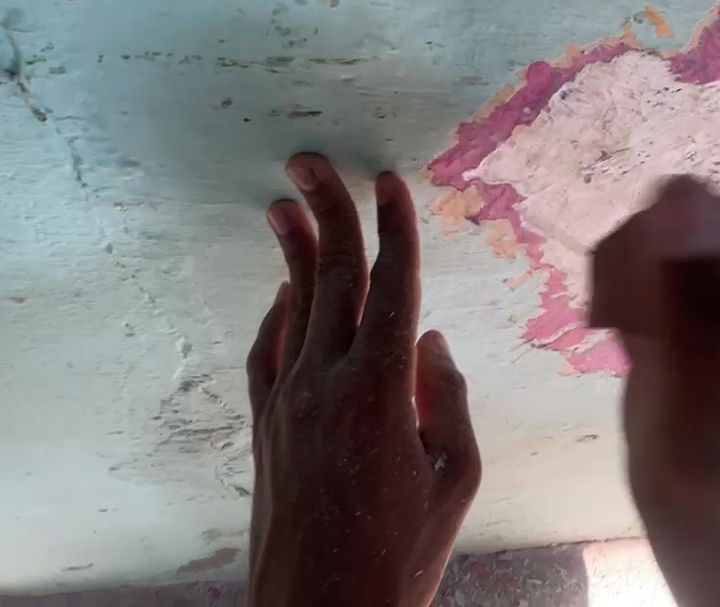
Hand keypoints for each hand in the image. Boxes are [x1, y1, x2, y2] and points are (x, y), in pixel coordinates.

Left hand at [246, 154, 481, 606]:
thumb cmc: (397, 557)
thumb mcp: (455, 479)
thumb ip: (446, 398)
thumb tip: (430, 341)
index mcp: (380, 389)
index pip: (393, 284)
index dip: (395, 228)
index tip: (390, 182)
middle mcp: (325, 380)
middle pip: (332, 274)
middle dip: (329, 210)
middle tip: (313, 161)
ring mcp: (286, 400)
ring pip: (293, 302)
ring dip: (293, 248)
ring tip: (285, 203)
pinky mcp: (264, 423)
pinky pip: (267, 348)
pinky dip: (277, 308)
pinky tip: (283, 288)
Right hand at [588, 178, 719, 606]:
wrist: (707, 516)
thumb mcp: (705, 421)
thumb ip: (696, 307)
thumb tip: (680, 189)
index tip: (665, 303)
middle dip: (684, 261)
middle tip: (628, 321)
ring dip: (652, 261)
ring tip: (624, 328)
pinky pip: (695, 221)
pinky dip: (645, 260)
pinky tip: (635, 318)